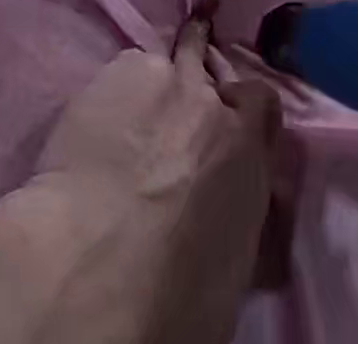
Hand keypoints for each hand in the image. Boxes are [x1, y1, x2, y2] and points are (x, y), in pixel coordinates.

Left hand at [27, 22, 279, 343]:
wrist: (95, 262)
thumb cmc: (171, 290)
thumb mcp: (233, 259)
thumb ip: (239, 201)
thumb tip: (229, 193)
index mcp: (247, 153)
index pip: (262, 101)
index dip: (242, 106)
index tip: (225, 119)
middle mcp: (213, 106)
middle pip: (208, 66)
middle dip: (193, 83)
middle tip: (168, 109)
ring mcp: (168, 80)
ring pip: (162, 66)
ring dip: (151, 88)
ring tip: (123, 118)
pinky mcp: (123, 70)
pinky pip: (126, 70)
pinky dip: (115, 89)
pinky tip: (96, 118)